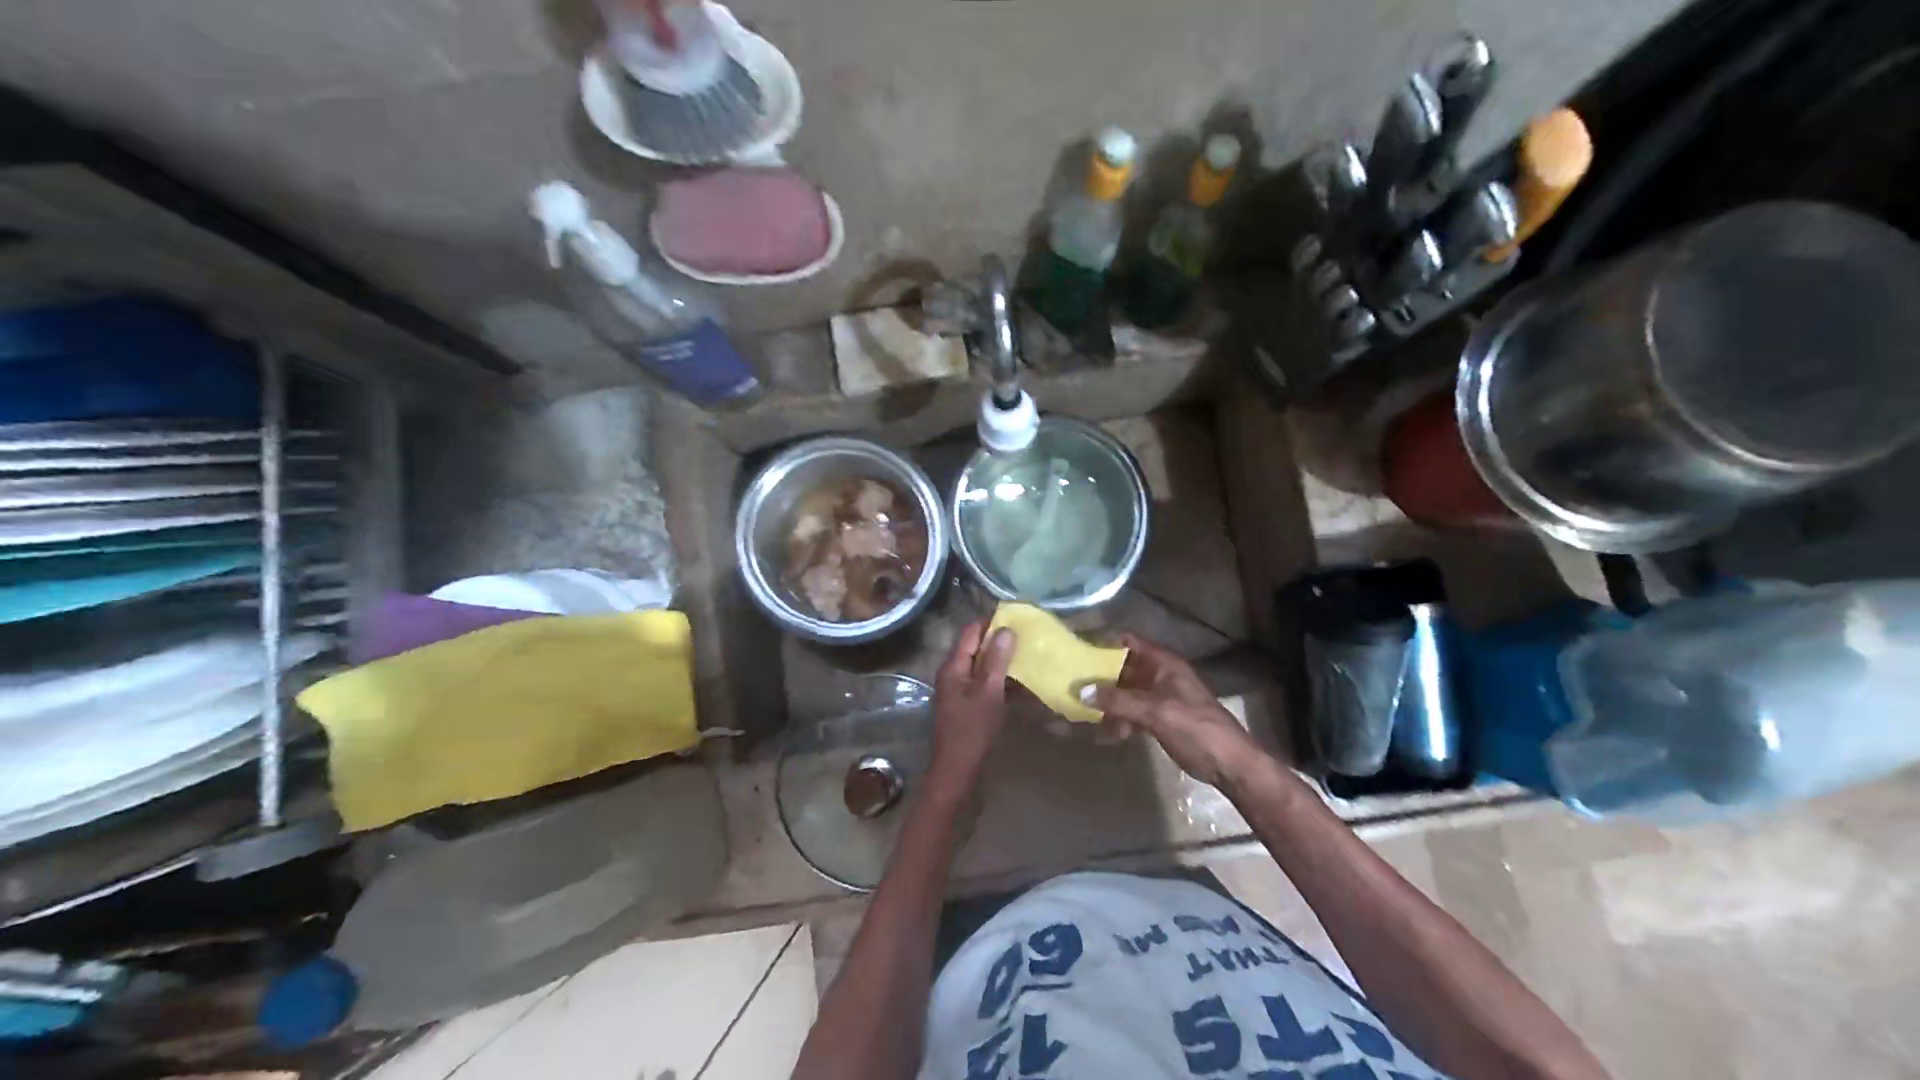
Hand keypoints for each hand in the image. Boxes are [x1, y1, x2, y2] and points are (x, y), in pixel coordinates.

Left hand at [926, 620, 1015, 794]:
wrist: (957, 772)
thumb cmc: (972, 730)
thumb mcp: (988, 692)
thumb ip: (996, 660)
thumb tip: (1006, 629)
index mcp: (953, 666)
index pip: (971, 632)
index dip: (991, 621)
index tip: (1018, 617)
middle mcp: (953, 674)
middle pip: (976, 648)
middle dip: (1001, 642)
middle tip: (1029, 637)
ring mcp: (959, 691)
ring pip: (983, 668)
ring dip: (1003, 663)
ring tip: (1031, 657)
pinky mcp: (968, 707)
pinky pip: (986, 686)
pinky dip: (1002, 683)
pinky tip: (1023, 686)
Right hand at [1085, 634, 1267, 789]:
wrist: (1229, 764)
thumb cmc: (1196, 728)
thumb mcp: (1156, 712)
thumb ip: (1119, 701)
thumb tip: (1082, 692)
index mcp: (1163, 664)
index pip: (1128, 641)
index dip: (1103, 642)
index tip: (1077, 651)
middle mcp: (1159, 675)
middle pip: (1122, 668)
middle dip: (1098, 677)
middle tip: (1070, 685)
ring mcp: (1159, 698)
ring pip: (1124, 694)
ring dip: (1106, 704)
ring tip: (1081, 716)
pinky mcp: (1159, 720)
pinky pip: (1131, 714)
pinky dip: (1118, 722)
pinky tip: (1103, 736)